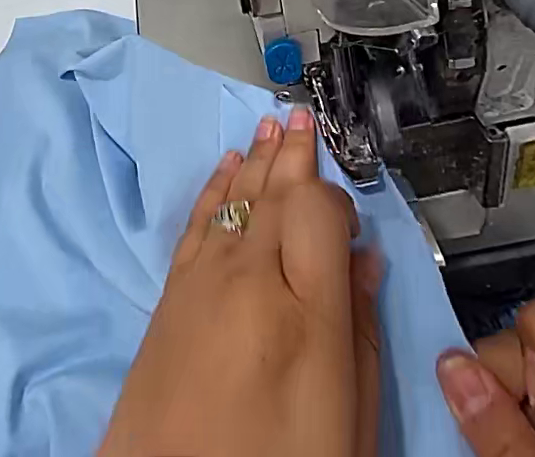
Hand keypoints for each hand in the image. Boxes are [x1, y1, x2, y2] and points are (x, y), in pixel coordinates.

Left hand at [98, 108, 384, 456]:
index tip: (348, 214)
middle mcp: (248, 277)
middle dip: (292, 153)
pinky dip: (215, 187)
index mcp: (302, 309)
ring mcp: (203, 278)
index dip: (335, 200)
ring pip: (236, 196)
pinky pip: (198, 220)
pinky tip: (226, 166)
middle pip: (276, 193)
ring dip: (255, 158)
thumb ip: (360, 330)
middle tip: (301, 116)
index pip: (318, 210)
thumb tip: (363, 260)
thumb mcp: (349, 418)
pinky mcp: (171, 289)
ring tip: (270, 126)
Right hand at [436, 292, 534, 456]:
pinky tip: (477, 440)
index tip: (531, 391)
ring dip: (484, 398)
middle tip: (475, 416)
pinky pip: (511, 408)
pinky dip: (486, 421)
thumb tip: (454, 369)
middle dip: (496, 371)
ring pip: (516, 374)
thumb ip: (512, 441)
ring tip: (475, 438)